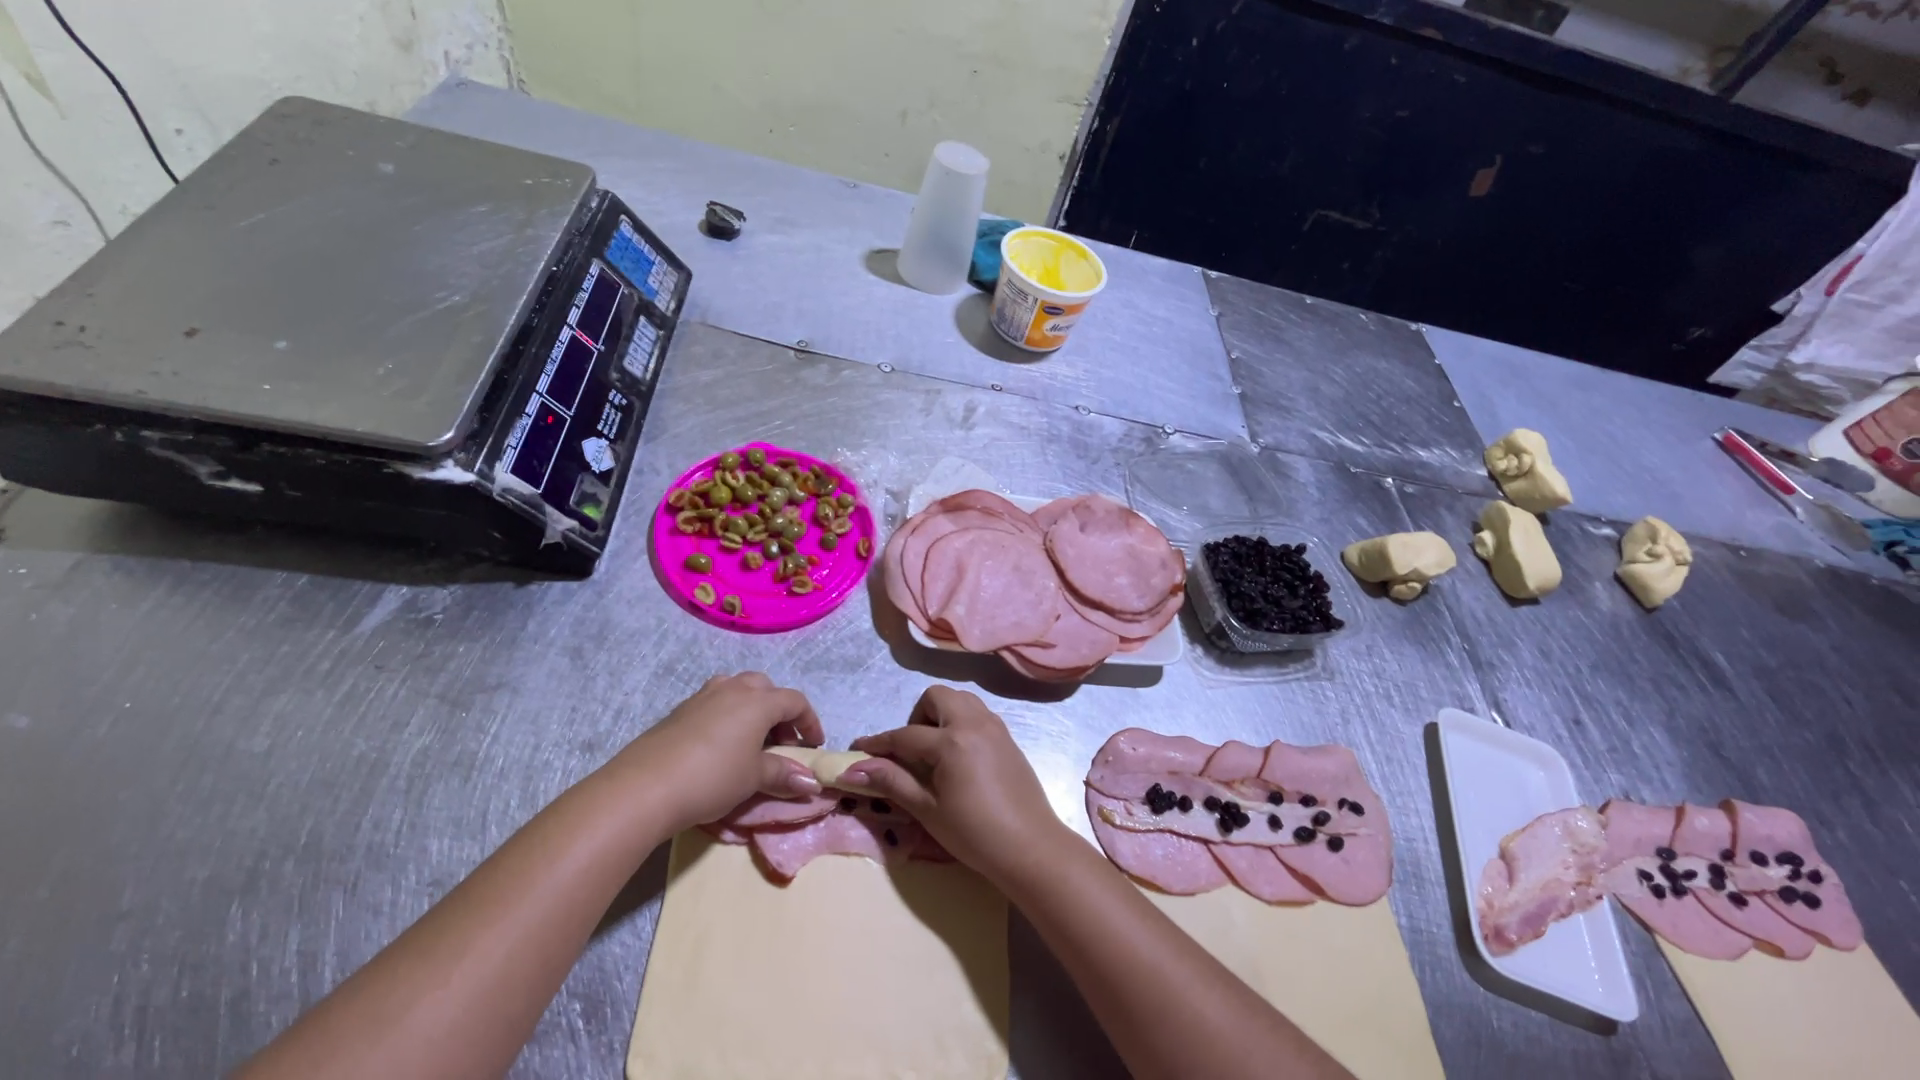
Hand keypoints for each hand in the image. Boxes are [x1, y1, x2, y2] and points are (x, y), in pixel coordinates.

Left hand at [613, 673, 824, 831]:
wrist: (645, 786)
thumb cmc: (713, 778)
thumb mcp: (754, 778)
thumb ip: (784, 774)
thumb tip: (811, 781)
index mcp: (757, 701)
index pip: (795, 701)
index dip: (810, 722)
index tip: (814, 746)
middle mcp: (732, 689)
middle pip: (765, 688)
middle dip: (779, 711)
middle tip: (782, 742)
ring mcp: (702, 697)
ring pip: (737, 689)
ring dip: (751, 709)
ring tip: (751, 740)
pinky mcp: (679, 711)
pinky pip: (714, 703)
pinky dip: (727, 716)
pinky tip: (720, 746)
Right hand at [842, 685, 1068, 883]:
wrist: (1031, 847)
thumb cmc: (974, 834)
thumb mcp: (927, 810)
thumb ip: (892, 782)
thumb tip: (853, 769)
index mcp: (951, 741)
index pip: (904, 735)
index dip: (878, 743)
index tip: (858, 748)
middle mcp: (974, 723)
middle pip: (936, 697)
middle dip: (917, 716)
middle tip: (913, 751)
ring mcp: (996, 728)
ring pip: (961, 700)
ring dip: (942, 714)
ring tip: (936, 752)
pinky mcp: (1008, 739)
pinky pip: (979, 714)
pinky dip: (962, 723)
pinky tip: (960, 757)